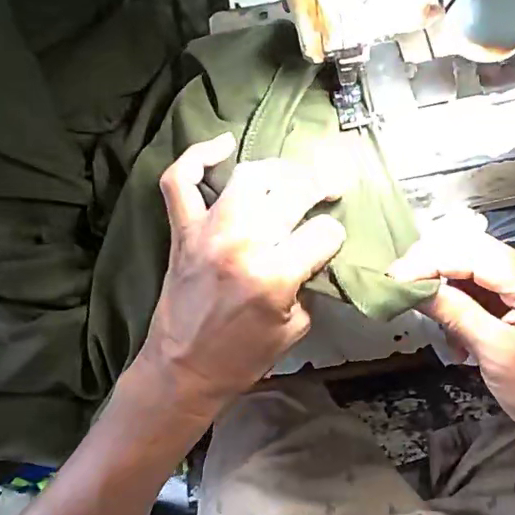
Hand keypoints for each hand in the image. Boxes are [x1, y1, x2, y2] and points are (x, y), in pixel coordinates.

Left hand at [132, 133, 346, 421]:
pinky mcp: (182, 231)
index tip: (328, 242)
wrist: (184, 369)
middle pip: (292, 191)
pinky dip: (197, 157)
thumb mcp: (295, 326)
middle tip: (326, 190)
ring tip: (289, 178)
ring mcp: (208, 233)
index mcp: (275, 275)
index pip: (324, 231)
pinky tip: (222, 146)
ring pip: (248, 176)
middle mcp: (242, 245)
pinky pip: (181, 182)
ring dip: (276, 171)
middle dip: (318, 187)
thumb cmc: (241, 357)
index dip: (333, 235)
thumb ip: (309, 282)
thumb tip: (315, 249)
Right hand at [390, 229, 514, 455]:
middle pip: (474, 253)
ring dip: (445, 291)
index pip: (476, 255)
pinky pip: (481, 290)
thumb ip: (455, 312)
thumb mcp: (495, 352)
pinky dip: (459, 306)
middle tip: (399, 288)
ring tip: (430, 319)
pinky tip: (455, 335)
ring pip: (473, 270)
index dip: (430, 261)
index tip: (393, 278)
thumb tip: (411, 286)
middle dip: (433, 268)